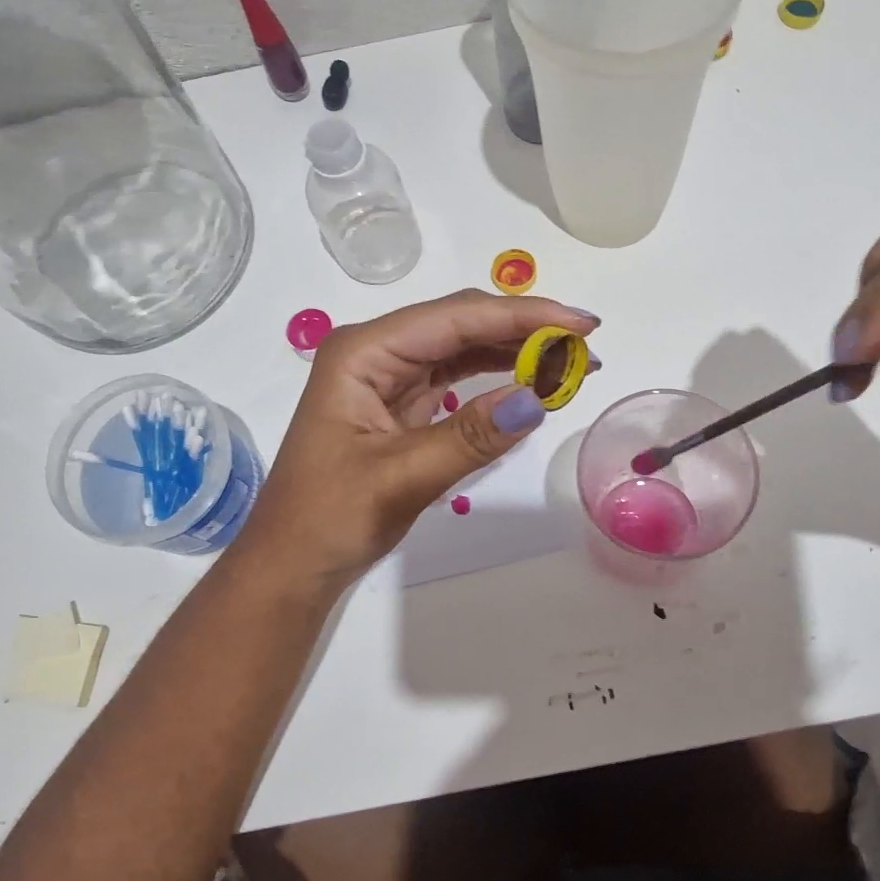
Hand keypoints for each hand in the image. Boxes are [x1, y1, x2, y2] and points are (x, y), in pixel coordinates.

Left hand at [238, 289, 599, 583]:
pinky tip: (531, 383)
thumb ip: (469, 436)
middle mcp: (376, 353)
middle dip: (524, 330)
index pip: (454, 319)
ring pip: (462, 349)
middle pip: (460, 324)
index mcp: (364, 353)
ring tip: (572, 363)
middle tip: (587, 346)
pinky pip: (456, 379)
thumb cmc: (329, 517)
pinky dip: (495, 379)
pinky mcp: (401, 406)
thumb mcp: (401, 477)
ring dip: (515, 352)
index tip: (581, 325)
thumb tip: (536, 401)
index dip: (522, 317)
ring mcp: (387, 379)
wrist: (292, 564)